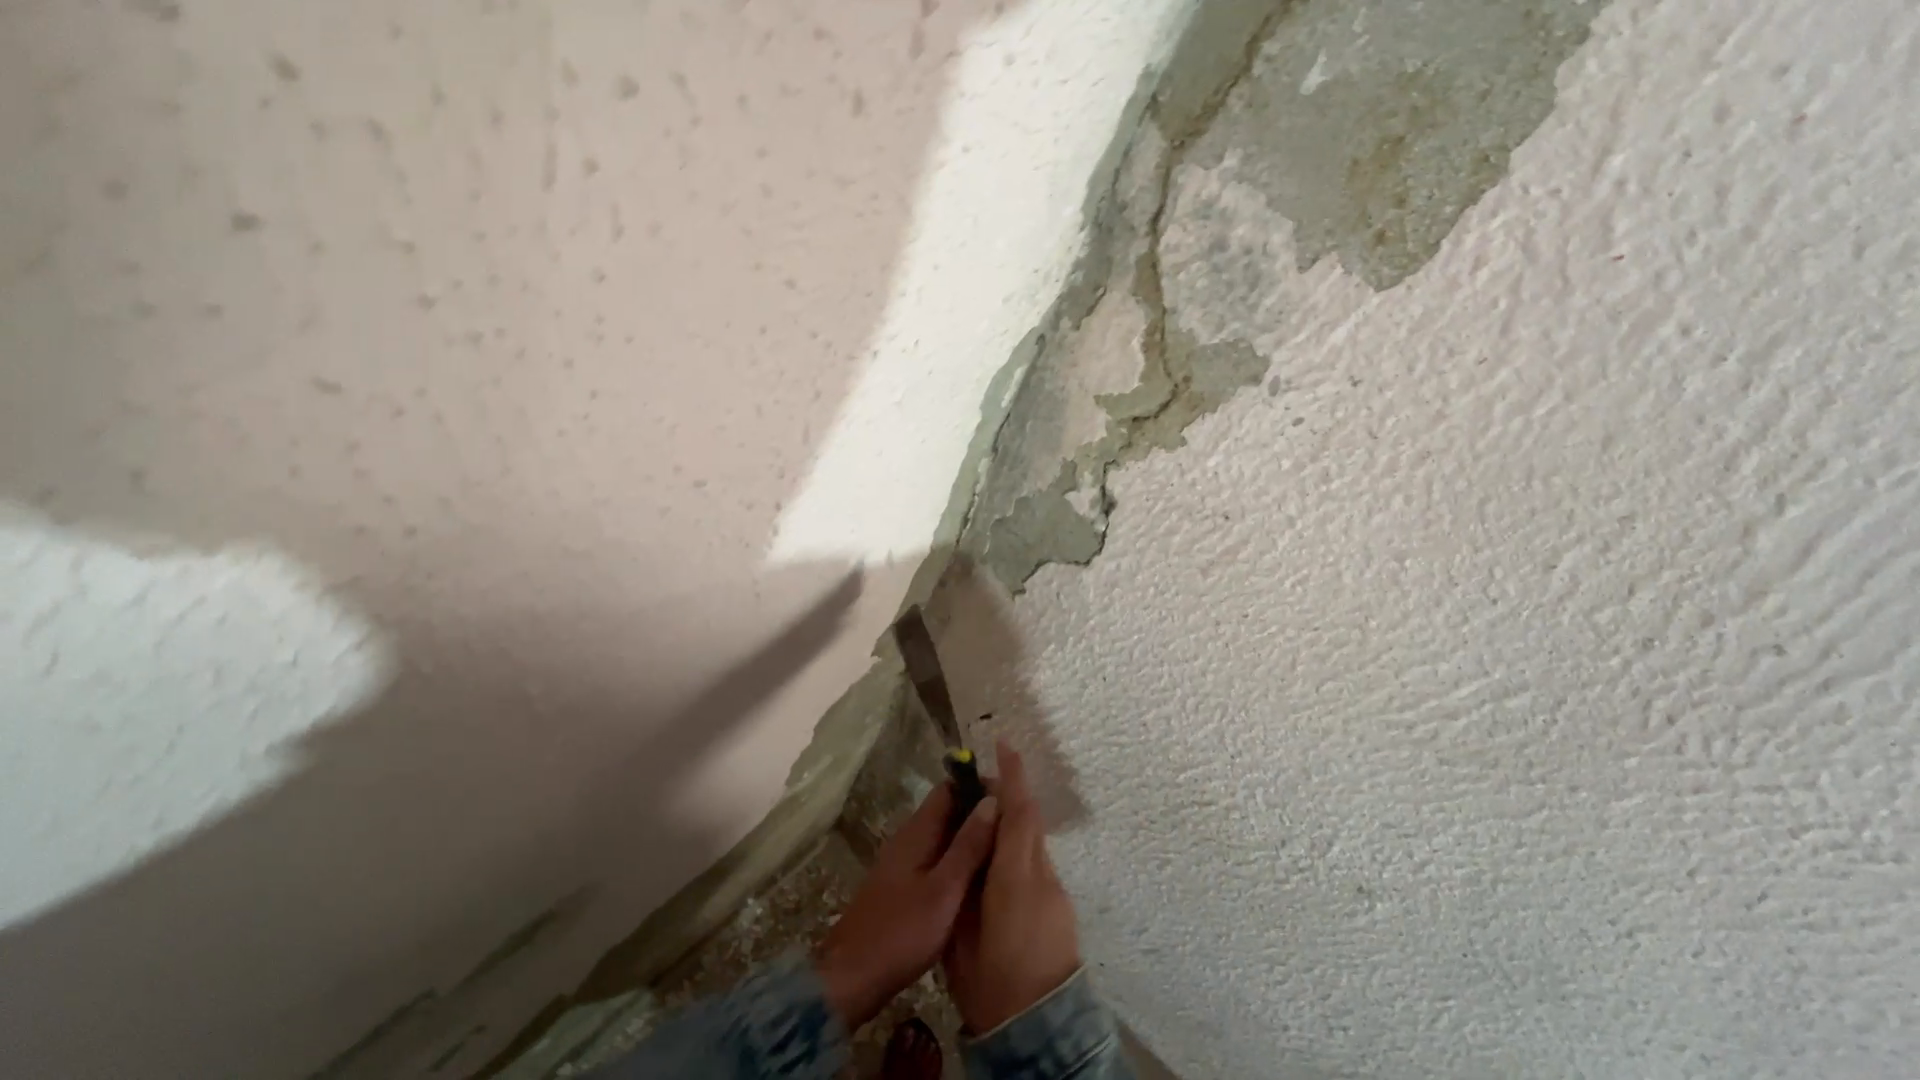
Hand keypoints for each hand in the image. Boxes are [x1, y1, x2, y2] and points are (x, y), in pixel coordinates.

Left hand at [814, 782, 999, 1029]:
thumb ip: (968, 846)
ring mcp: (906, 865)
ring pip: (946, 839)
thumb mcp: (944, 890)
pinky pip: (940, 863)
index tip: (1012, 799)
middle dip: (982, 814)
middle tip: (1019, 829)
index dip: (979, 786)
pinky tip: (984, 882)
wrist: (853, 977)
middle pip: (949, 812)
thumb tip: (992, 801)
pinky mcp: (907, 888)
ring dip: (974, 840)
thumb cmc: (901, 932)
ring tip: (1011, 853)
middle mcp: (910, 841)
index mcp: (917, 833)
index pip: (949, 789)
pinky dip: (962, 864)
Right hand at [943, 741, 1082, 1033]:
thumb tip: (971, 845)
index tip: (1003, 744)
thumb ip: (968, 883)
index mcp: (1014, 881)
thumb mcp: (961, 932)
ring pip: (1031, 843)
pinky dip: (1017, 852)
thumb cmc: (990, 981)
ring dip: (1011, 826)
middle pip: (1027, 823)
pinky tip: (994, 864)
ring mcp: (1056, 893)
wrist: (1035, 1028)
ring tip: (979, 825)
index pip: (1018, 815)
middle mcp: (1041, 878)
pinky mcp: (1061, 907)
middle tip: (975, 786)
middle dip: (1006, 797)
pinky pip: (1036, 865)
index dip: (1012, 778)